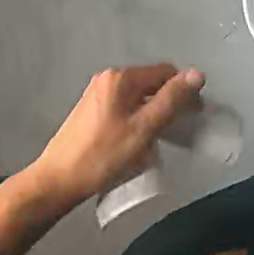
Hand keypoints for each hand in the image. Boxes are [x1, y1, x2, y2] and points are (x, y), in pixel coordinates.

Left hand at [29, 64, 205, 204]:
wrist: (56, 182)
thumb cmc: (103, 155)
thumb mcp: (144, 128)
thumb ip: (172, 100)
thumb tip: (198, 73)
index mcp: (122, 77)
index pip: (166, 71)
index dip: (183, 90)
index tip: (190, 115)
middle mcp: (108, 78)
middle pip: (151, 82)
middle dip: (168, 101)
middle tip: (176, 129)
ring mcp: (97, 93)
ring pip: (138, 95)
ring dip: (152, 111)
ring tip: (156, 138)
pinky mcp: (91, 110)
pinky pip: (124, 105)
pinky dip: (137, 117)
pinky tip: (136, 140)